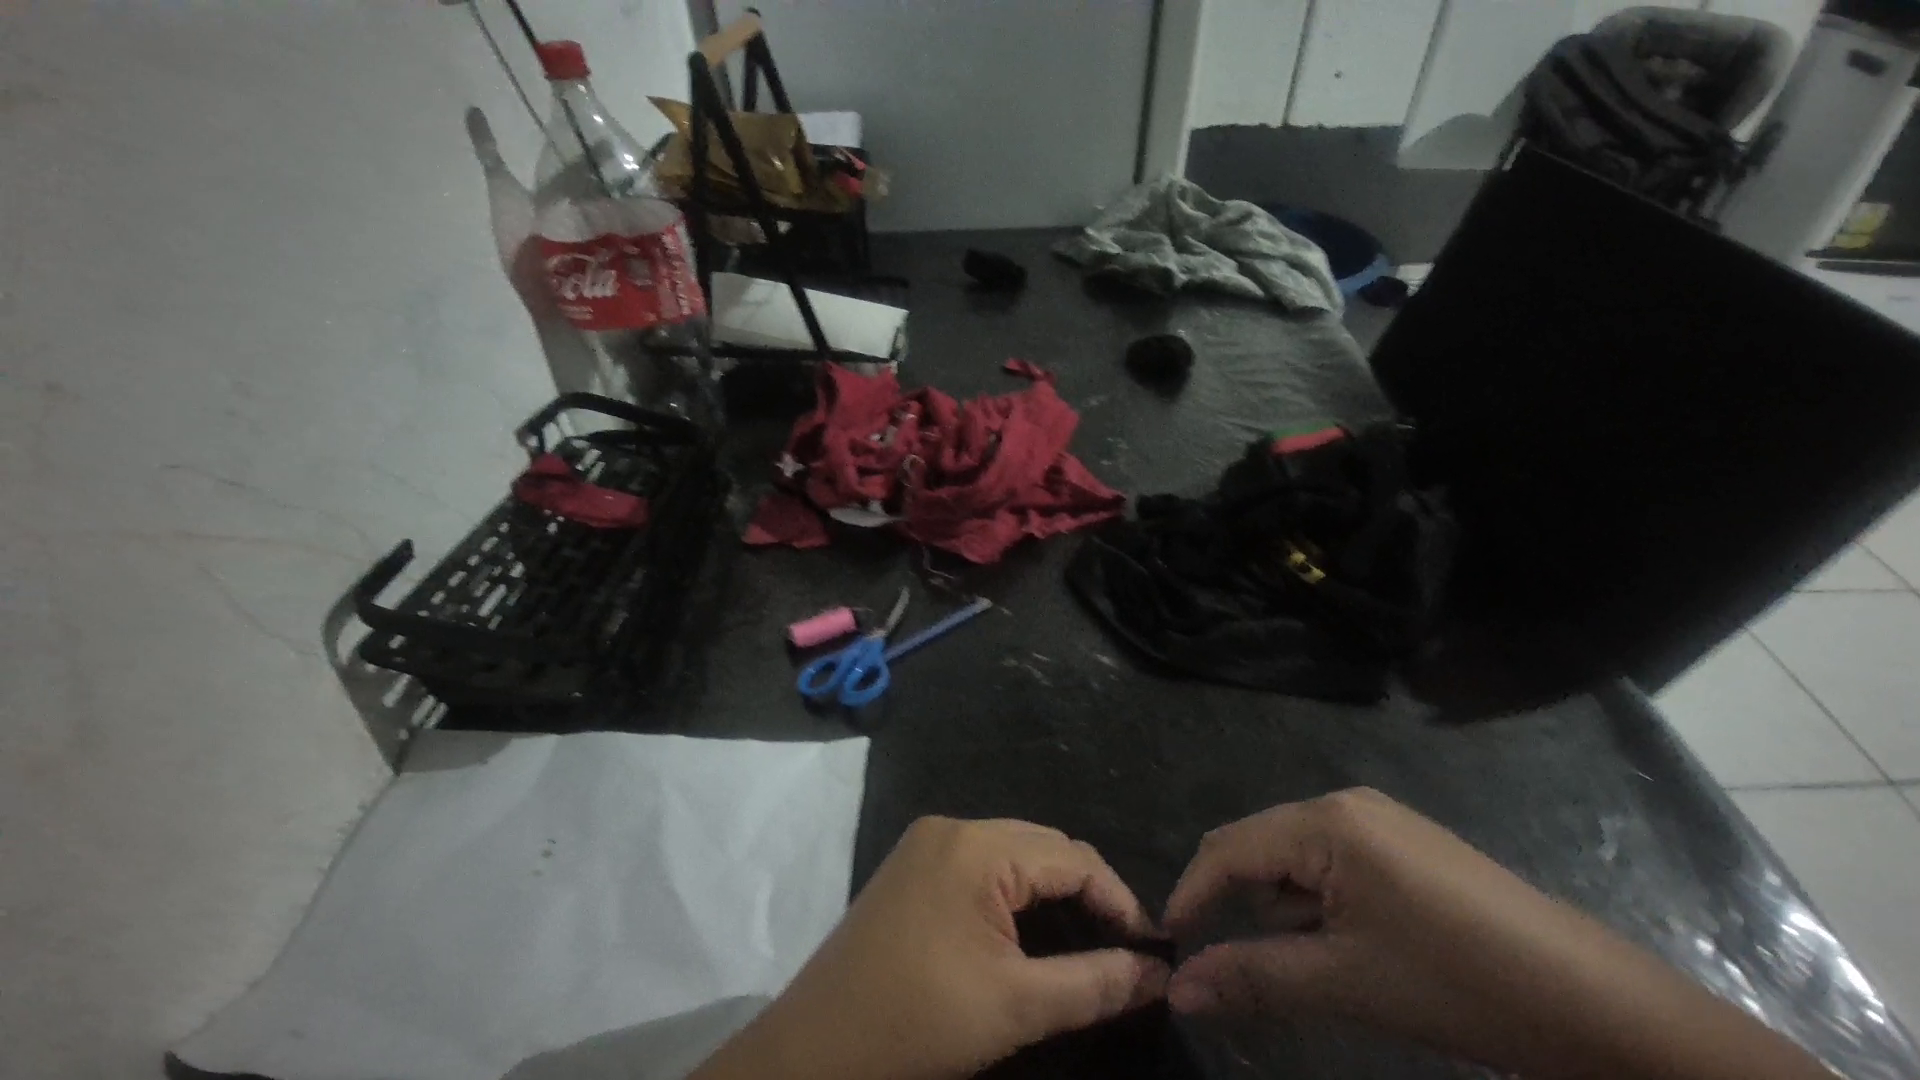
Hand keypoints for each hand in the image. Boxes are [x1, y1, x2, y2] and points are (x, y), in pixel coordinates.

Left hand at [691, 817, 1169, 1079]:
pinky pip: (980, 866)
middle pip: (1043, 848)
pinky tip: (1028, 934)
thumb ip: (1095, 983)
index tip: (1150, 951)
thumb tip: (1159, 972)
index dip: (1119, 900)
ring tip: (1084, 944)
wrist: (813, 1051)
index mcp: (976, 847)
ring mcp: (924, 846)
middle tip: (1121, 950)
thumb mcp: (1017, 1006)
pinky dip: (1014, 894)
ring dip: (1051, 894)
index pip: (1072, 857)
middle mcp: (950, 828)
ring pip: (1013, 855)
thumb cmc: (918, 1023)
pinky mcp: (910, 869)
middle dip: (1087, 894)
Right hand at [1164, 788, 1831, 1079]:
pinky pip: (1337, 868)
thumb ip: (1250, 976)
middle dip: (1245, 907)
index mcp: (1326, 821)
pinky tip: (1357, 950)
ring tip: (1324, 968)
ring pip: (1299, 863)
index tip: (1169, 947)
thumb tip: (1175, 989)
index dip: (1192, 894)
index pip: (1228, 847)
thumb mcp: (1342, 983)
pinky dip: (1325, 909)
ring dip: (1290, 914)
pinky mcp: (1410, 849)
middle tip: (1248, 968)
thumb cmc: (1456, 981)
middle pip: (1261, 849)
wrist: (1596, 1004)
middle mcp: (1349, 805)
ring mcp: (1385, 823)